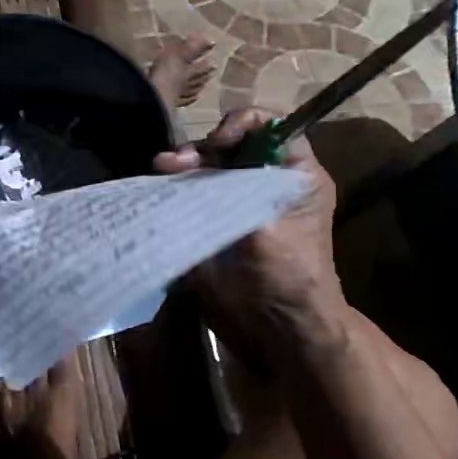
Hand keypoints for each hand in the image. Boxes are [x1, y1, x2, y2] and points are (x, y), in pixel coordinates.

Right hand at [154, 109, 348, 357]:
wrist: (284, 333)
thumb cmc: (287, 282)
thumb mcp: (263, 230)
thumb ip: (226, 192)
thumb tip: (176, 166)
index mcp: (296, 175)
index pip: (268, 126)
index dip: (238, 125)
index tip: (215, 146)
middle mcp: (272, 181)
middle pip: (234, 145)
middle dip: (201, 149)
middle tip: (171, 163)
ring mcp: (248, 202)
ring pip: (214, 168)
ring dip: (187, 167)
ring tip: (162, 171)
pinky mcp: (226, 222)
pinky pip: (204, 193)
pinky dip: (183, 189)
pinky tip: (162, 192)